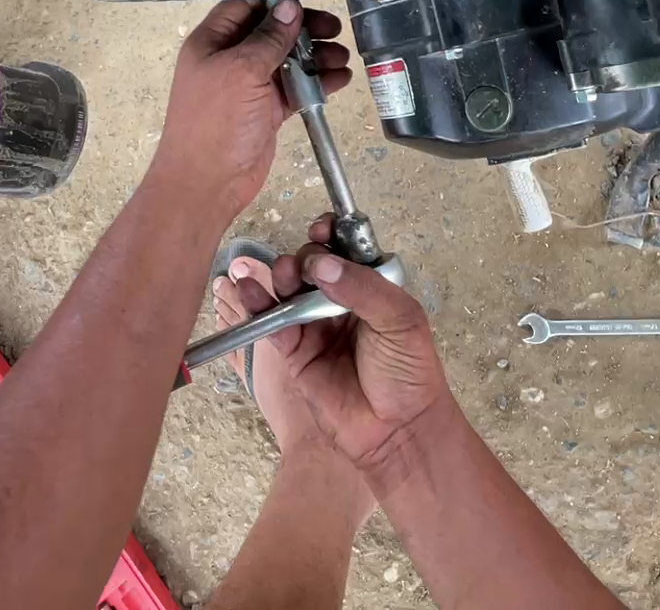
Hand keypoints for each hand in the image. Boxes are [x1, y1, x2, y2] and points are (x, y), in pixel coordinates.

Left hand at [150, 0, 350, 220]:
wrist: (208, 183)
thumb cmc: (216, 121)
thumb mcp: (241, 70)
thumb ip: (268, 38)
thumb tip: (290, 7)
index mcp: (212, 41)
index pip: (245, 6)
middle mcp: (230, 59)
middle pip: (271, 32)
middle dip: (303, 28)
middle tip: (333, 28)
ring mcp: (250, 85)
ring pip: (288, 60)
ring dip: (316, 55)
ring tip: (342, 56)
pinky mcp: (267, 109)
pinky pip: (296, 87)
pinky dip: (317, 82)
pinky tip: (340, 78)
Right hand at [231, 215, 452, 472]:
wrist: (398, 431)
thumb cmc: (409, 370)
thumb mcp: (400, 319)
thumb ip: (362, 287)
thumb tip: (321, 263)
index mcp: (369, 285)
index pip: (344, 249)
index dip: (330, 234)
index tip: (320, 229)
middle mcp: (339, 300)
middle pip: (311, 264)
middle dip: (304, 257)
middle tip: (305, 267)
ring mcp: (315, 325)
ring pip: (289, 289)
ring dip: (281, 276)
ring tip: (283, 276)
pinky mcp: (294, 352)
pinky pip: (272, 323)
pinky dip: (258, 305)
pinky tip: (250, 291)